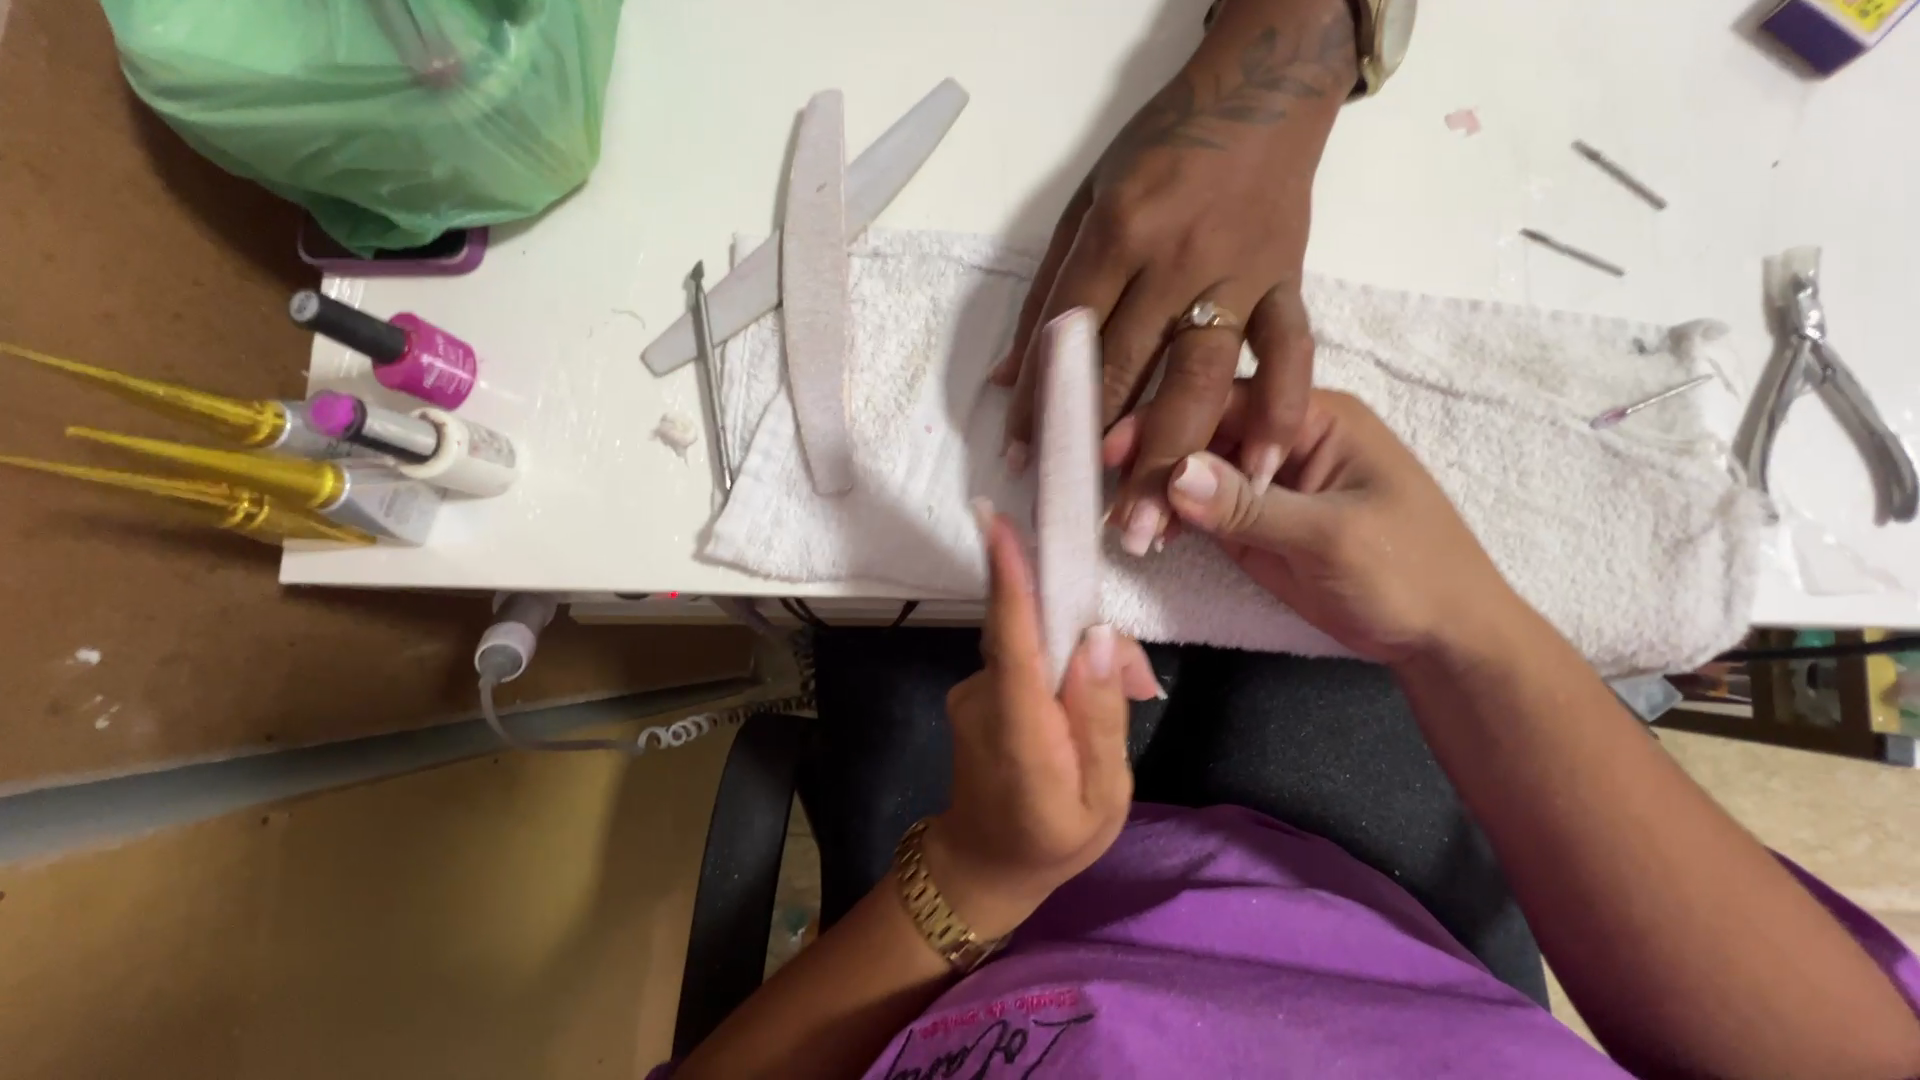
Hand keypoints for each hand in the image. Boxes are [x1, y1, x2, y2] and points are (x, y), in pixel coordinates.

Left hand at [921, 502, 1161, 938]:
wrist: (980, 864)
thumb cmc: (1051, 841)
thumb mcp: (1104, 797)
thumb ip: (1101, 716)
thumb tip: (1100, 638)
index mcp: (1020, 732)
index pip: (1014, 642)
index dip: (1009, 579)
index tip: (995, 523)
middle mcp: (983, 698)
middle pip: (1035, 633)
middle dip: (1089, 639)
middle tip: (1139, 683)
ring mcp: (970, 692)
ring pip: (1032, 645)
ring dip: (1078, 659)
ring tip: (1120, 699)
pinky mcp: (973, 691)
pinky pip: (1021, 659)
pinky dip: (1055, 670)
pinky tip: (1079, 707)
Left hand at [996, 0, 1357, 557]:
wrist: (1264, 89)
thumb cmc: (1162, 144)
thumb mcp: (1085, 202)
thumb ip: (1048, 292)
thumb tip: (1010, 377)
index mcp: (1118, 232)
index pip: (1067, 336)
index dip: (1041, 404)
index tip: (1022, 462)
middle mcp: (1177, 260)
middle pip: (1130, 372)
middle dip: (1104, 452)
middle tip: (1091, 523)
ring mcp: (1240, 276)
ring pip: (1202, 380)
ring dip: (1176, 457)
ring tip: (1156, 527)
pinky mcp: (1288, 283)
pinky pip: (1289, 354)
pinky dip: (1277, 410)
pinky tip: (1261, 469)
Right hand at [1123, 387, 1528, 664]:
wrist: (1441, 639)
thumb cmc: (1409, 572)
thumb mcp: (1332, 536)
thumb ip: (1252, 505)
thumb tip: (1173, 473)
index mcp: (1313, 417)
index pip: (1225, 402)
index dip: (1168, 423)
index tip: (1114, 452)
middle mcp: (1281, 439)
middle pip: (1201, 434)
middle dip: (1153, 464)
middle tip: (1108, 497)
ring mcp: (1263, 483)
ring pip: (1193, 474)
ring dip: (1154, 496)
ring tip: (1119, 525)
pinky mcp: (1251, 523)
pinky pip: (1199, 511)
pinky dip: (1169, 521)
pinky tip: (1144, 535)